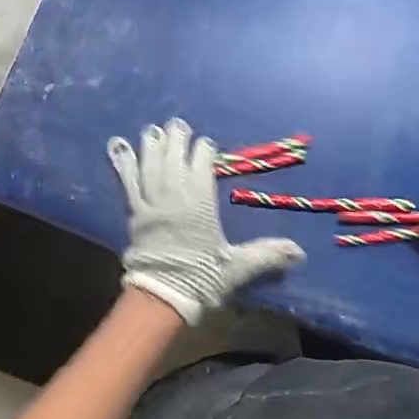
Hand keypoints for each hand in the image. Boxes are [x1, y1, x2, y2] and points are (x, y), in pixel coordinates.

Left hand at [108, 119, 304, 325]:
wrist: (163, 294)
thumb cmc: (202, 278)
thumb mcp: (239, 266)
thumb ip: (267, 254)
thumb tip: (299, 253)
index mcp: (200, 204)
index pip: (202, 167)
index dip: (203, 152)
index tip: (205, 143)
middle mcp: (174, 196)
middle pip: (174, 160)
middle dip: (176, 140)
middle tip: (176, 124)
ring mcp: (151, 203)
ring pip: (150, 166)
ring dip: (151, 146)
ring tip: (152, 130)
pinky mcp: (133, 212)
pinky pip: (127, 182)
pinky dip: (123, 164)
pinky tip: (118, 147)